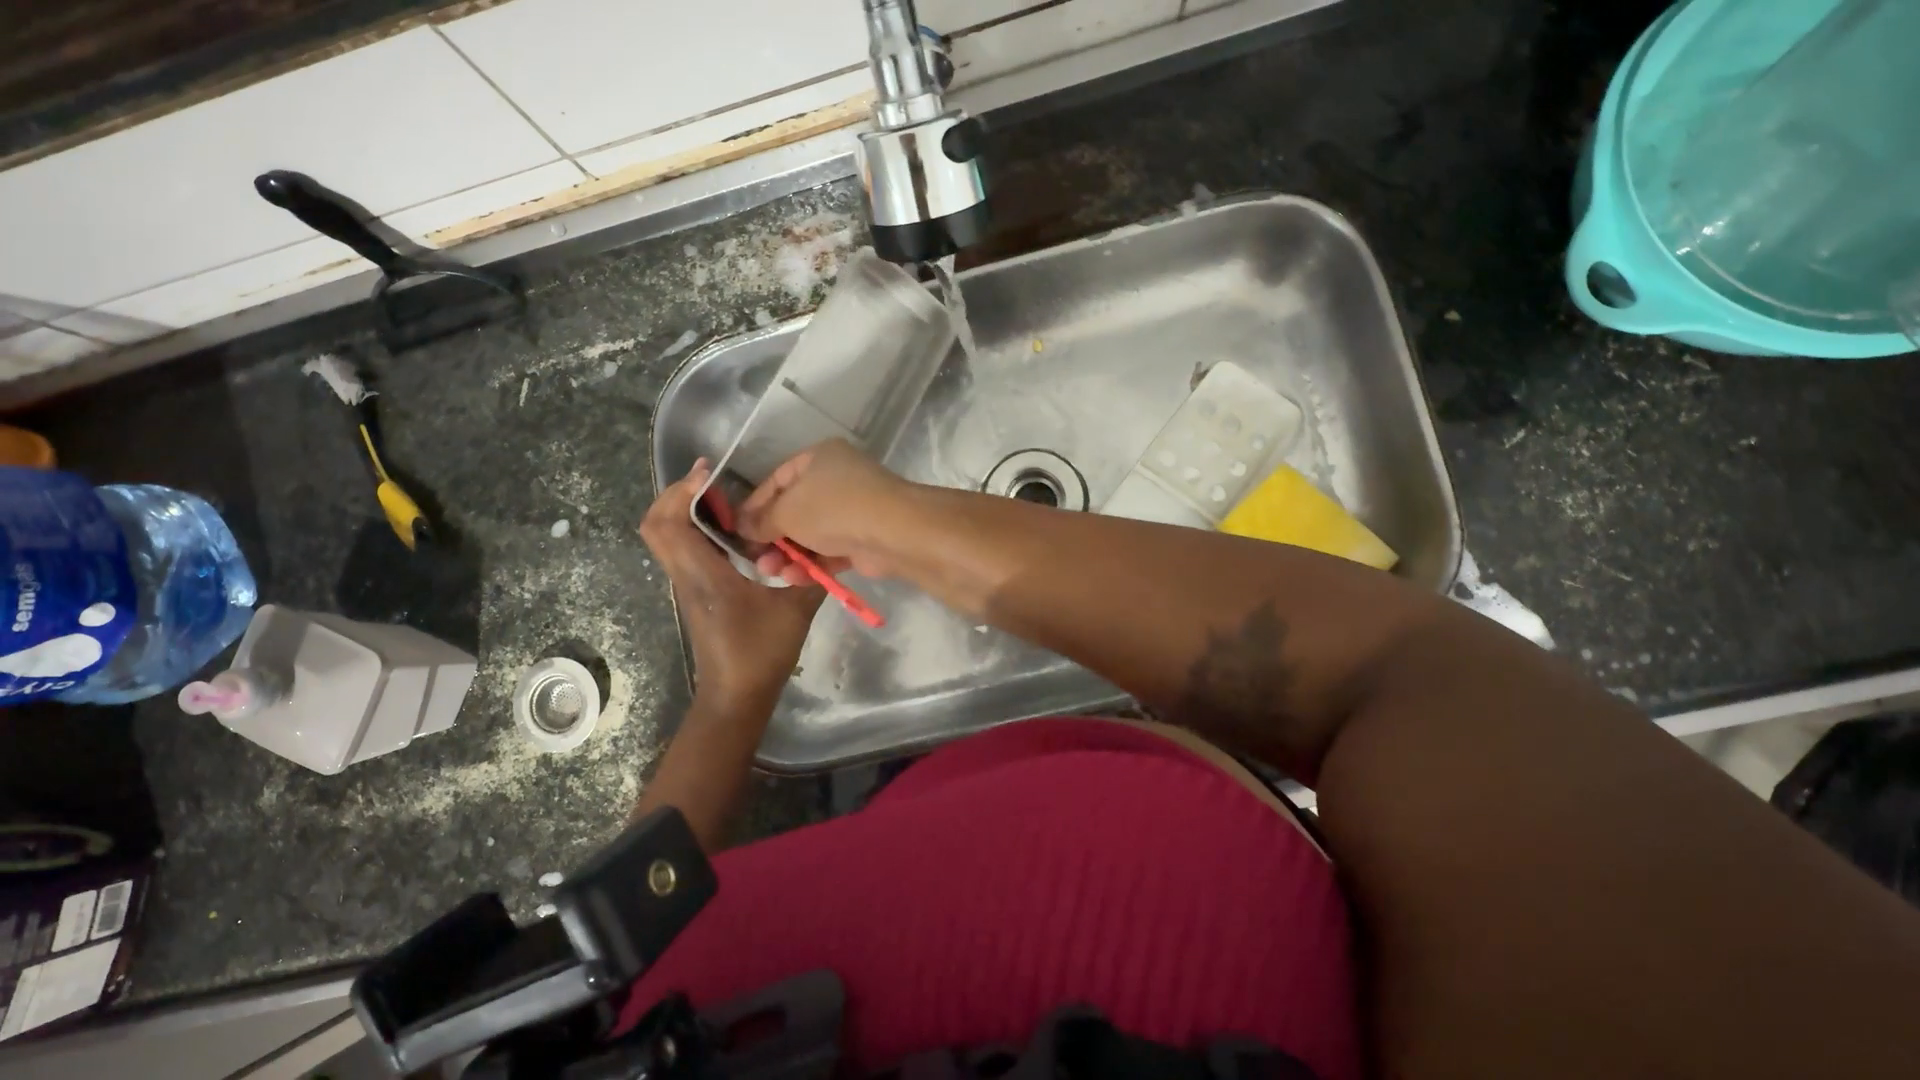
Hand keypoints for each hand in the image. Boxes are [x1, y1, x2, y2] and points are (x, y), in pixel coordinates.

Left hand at [640, 460, 824, 711]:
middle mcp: (686, 574)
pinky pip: (683, 549)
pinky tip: (733, 530)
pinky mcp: (695, 592)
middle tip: (714, 482)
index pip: (669, 522)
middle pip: (656, 524)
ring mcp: (687, 584)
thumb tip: (834, 544)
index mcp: (703, 573)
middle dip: (678, 495)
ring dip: (685, 511)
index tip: (712, 473)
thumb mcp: (796, 610)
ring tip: (724, 499)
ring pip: (666, 536)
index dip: (683, 491)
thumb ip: (812, 573)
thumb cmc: (760, 653)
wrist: (735, 697)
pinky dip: (696, 530)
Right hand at [737, 439, 917, 586]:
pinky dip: (811, 563)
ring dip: (788, 555)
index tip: (736, 530)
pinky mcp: (863, 539)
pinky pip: (829, 551)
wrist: (893, 532)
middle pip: (794, 510)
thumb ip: (762, 520)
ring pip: (811, 534)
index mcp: (818, 459)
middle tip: (754, 558)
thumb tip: (742, 527)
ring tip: (771, 572)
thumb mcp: (787, 510)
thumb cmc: (833, 509)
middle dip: (771, 537)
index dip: (754, 506)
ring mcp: (852, 511)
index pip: (776, 480)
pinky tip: (794, 578)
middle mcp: (836, 480)